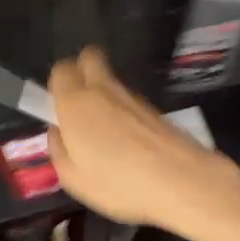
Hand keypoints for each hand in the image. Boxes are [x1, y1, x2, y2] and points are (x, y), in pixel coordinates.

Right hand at [46, 47, 239, 236]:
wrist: (182, 181)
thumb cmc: (118, 183)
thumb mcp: (73, 179)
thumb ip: (59, 150)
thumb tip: (59, 132)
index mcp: (75, 104)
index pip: (61, 70)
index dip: (57, 85)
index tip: (59, 108)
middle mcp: (103, 91)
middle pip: (90, 58)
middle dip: (82, 71)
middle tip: (80, 105)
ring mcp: (133, 98)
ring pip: (111, 81)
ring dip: (104, 96)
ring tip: (108, 136)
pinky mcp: (155, 109)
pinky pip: (130, 101)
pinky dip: (125, 113)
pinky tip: (130, 145)